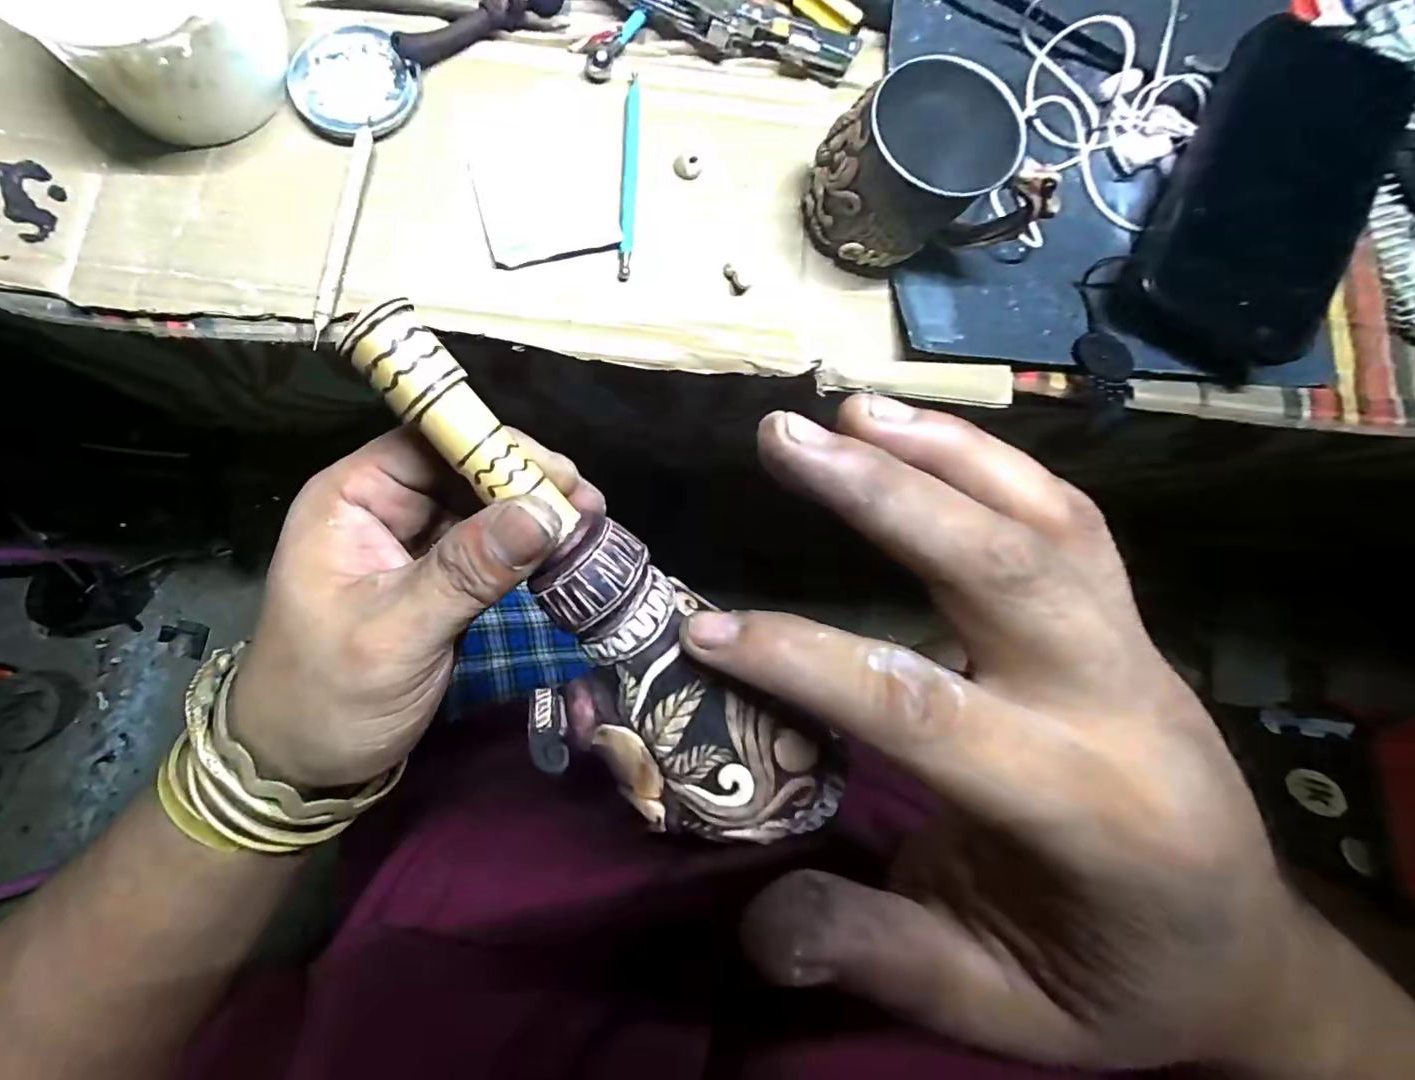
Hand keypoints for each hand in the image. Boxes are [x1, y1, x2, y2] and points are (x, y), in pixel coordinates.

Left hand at [229, 428, 603, 788]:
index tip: (555, 474)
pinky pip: (482, 547)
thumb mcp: (395, 632)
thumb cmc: (328, 694)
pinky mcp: (431, 578)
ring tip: (588, 522)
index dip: (490, 448)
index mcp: (348, 500)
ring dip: (528, 513)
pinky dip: (520, 548)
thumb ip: (466, 571)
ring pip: (476, 507)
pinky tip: (559, 551)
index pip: (424, 445)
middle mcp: (377, 508)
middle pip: (457, 470)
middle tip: (586, 501)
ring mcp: (406, 543)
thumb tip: (543, 512)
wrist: (302, 759)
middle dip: (520, 481)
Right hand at [684, 396, 1414, 1075]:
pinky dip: (983, 462)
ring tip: (846, 409)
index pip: (920, 709)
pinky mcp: (1118, 624)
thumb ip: (872, 952)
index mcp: (1089, 810)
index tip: (702, 630)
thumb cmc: (1103, 976)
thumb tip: (757, 927)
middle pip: (1003, 570)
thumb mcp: (989, 1003)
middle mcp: (1121, 706)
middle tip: (782, 438)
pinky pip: (1063, 518)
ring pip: (1045, 521)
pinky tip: (910, 431)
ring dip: (936, 452)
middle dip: (881, 495)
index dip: (800, 660)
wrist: (1242, 950)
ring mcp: (1131, 650)